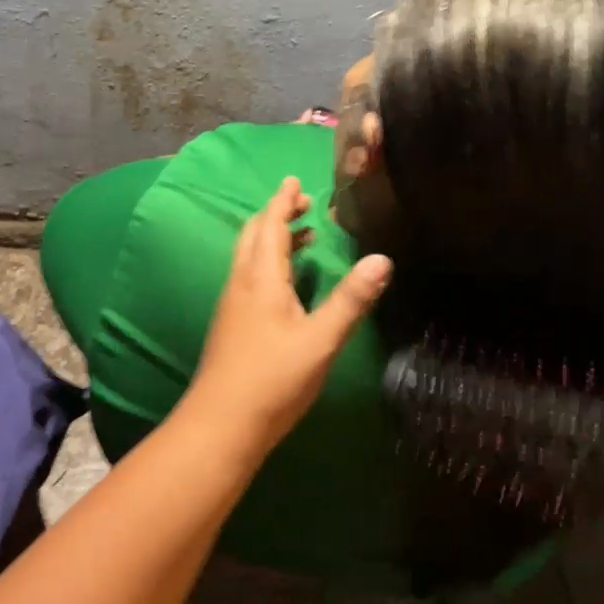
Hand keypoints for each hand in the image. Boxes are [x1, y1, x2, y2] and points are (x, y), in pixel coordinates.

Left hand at [180, 177, 390, 452]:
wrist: (221, 424)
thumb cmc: (273, 379)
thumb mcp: (321, 340)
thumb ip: (351, 300)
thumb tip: (382, 259)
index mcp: (261, 278)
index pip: (271, 226)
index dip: (282, 201)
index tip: (294, 180)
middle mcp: (241, 283)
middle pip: (254, 235)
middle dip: (276, 213)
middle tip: (303, 203)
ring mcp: (232, 304)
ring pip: (249, 256)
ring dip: (272, 238)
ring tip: (303, 235)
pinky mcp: (231, 324)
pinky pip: (248, 275)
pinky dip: (268, 261)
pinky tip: (286, 283)